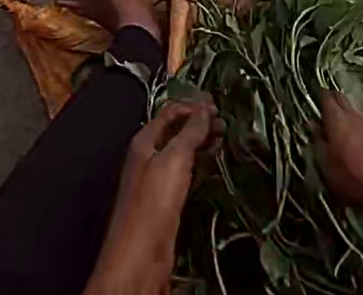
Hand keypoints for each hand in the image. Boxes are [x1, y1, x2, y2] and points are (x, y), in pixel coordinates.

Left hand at [121, 100, 217, 220]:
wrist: (140, 256)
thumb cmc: (154, 200)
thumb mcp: (175, 159)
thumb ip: (190, 132)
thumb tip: (204, 110)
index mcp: (145, 140)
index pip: (170, 112)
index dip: (193, 106)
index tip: (216, 106)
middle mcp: (148, 155)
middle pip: (175, 129)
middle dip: (198, 123)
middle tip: (222, 123)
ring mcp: (156, 177)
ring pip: (180, 150)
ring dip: (200, 141)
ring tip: (221, 138)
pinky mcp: (164, 197)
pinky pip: (183, 169)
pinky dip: (197, 160)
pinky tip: (210, 162)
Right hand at [319, 91, 362, 211]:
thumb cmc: (347, 175)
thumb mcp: (323, 162)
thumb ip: (317, 140)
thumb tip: (312, 125)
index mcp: (336, 117)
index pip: (326, 97)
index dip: (318, 97)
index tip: (311, 101)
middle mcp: (351, 115)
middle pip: (340, 99)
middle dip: (331, 100)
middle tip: (320, 110)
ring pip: (350, 109)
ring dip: (342, 112)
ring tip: (331, 123)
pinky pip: (357, 122)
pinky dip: (350, 123)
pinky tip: (346, 136)